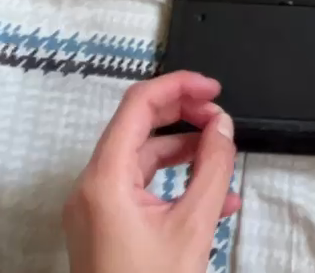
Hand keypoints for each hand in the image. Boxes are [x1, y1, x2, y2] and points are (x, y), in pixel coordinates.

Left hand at [63, 71, 240, 272]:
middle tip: (220, 119)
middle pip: (139, 125)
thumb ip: (212, 166)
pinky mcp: (104, 226)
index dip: (179, 86)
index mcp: (104, 178)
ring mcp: (94, 207)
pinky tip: (213, 196)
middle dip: (184, 116)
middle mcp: (91, 186)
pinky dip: (174, 181)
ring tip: (223, 156)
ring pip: (143, 156)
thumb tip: (222, 125)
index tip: (213, 89)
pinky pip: (141, 186)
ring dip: (185, 150)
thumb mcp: (193, 227)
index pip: (139, 104)